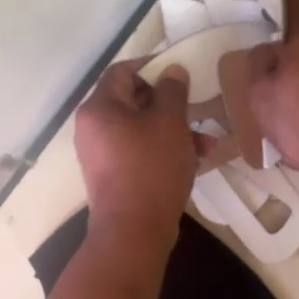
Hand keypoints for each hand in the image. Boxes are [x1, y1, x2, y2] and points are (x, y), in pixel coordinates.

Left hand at [73, 60, 199, 250]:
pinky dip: (163, 150)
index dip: (152, 66)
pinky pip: (139, 151)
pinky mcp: (114, 176)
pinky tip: (194, 160)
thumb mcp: (169, 123)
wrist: (133, 232)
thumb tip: (172, 71)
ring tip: (204, 142)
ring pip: (141, 129)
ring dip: (173, 130)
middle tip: (196, 109)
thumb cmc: (151, 168)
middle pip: (133, 100)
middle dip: (169, 104)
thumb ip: (172, 91)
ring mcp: (102, 154)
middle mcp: (93, 127)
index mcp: (99, 108)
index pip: (122, 71)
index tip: (180, 73)